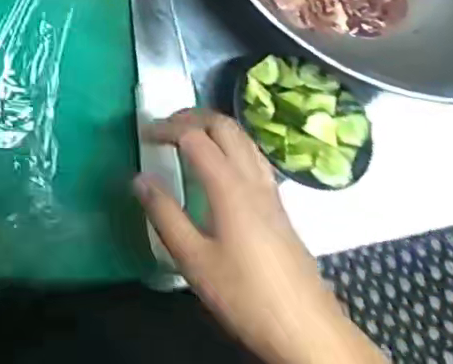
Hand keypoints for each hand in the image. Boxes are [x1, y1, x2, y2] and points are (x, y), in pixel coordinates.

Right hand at [134, 110, 384, 363]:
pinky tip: (218, 168)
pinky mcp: (280, 209)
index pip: (194, 136)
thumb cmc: (247, 296)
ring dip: (212, 127)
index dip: (166, 128)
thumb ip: (164, 214)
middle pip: (224, 125)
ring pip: (243, 138)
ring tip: (188, 139)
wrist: (311, 335)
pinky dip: (229, 145)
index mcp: (229, 186)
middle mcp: (253, 180)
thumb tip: (140, 178)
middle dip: (191, 117)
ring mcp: (271, 193)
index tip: (144, 136)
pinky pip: (253, 157)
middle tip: (165, 127)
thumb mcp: (194, 260)